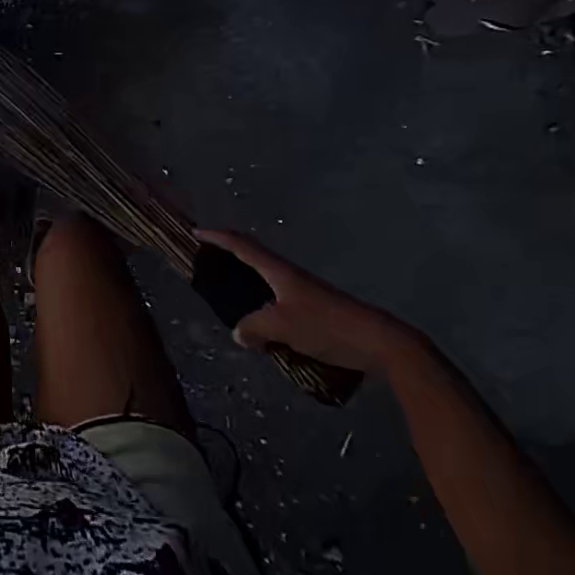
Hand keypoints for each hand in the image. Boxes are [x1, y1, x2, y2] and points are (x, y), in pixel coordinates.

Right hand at [197, 228, 424, 372]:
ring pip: (267, 281)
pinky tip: (262, 327)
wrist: (378, 341)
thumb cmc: (327, 325)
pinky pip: (279, 301)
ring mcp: (304, 291)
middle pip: (254, 257)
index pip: (242, 245)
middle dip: (230, 255)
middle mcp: (290, 275)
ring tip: (231, 298)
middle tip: (208, 262)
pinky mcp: (315, 309)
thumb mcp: (283, 326)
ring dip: (247, 284)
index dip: (218, 237)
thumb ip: (254, 327)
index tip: (196, 232)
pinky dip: (264, 306)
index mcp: (279, 271)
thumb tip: (239, 333)